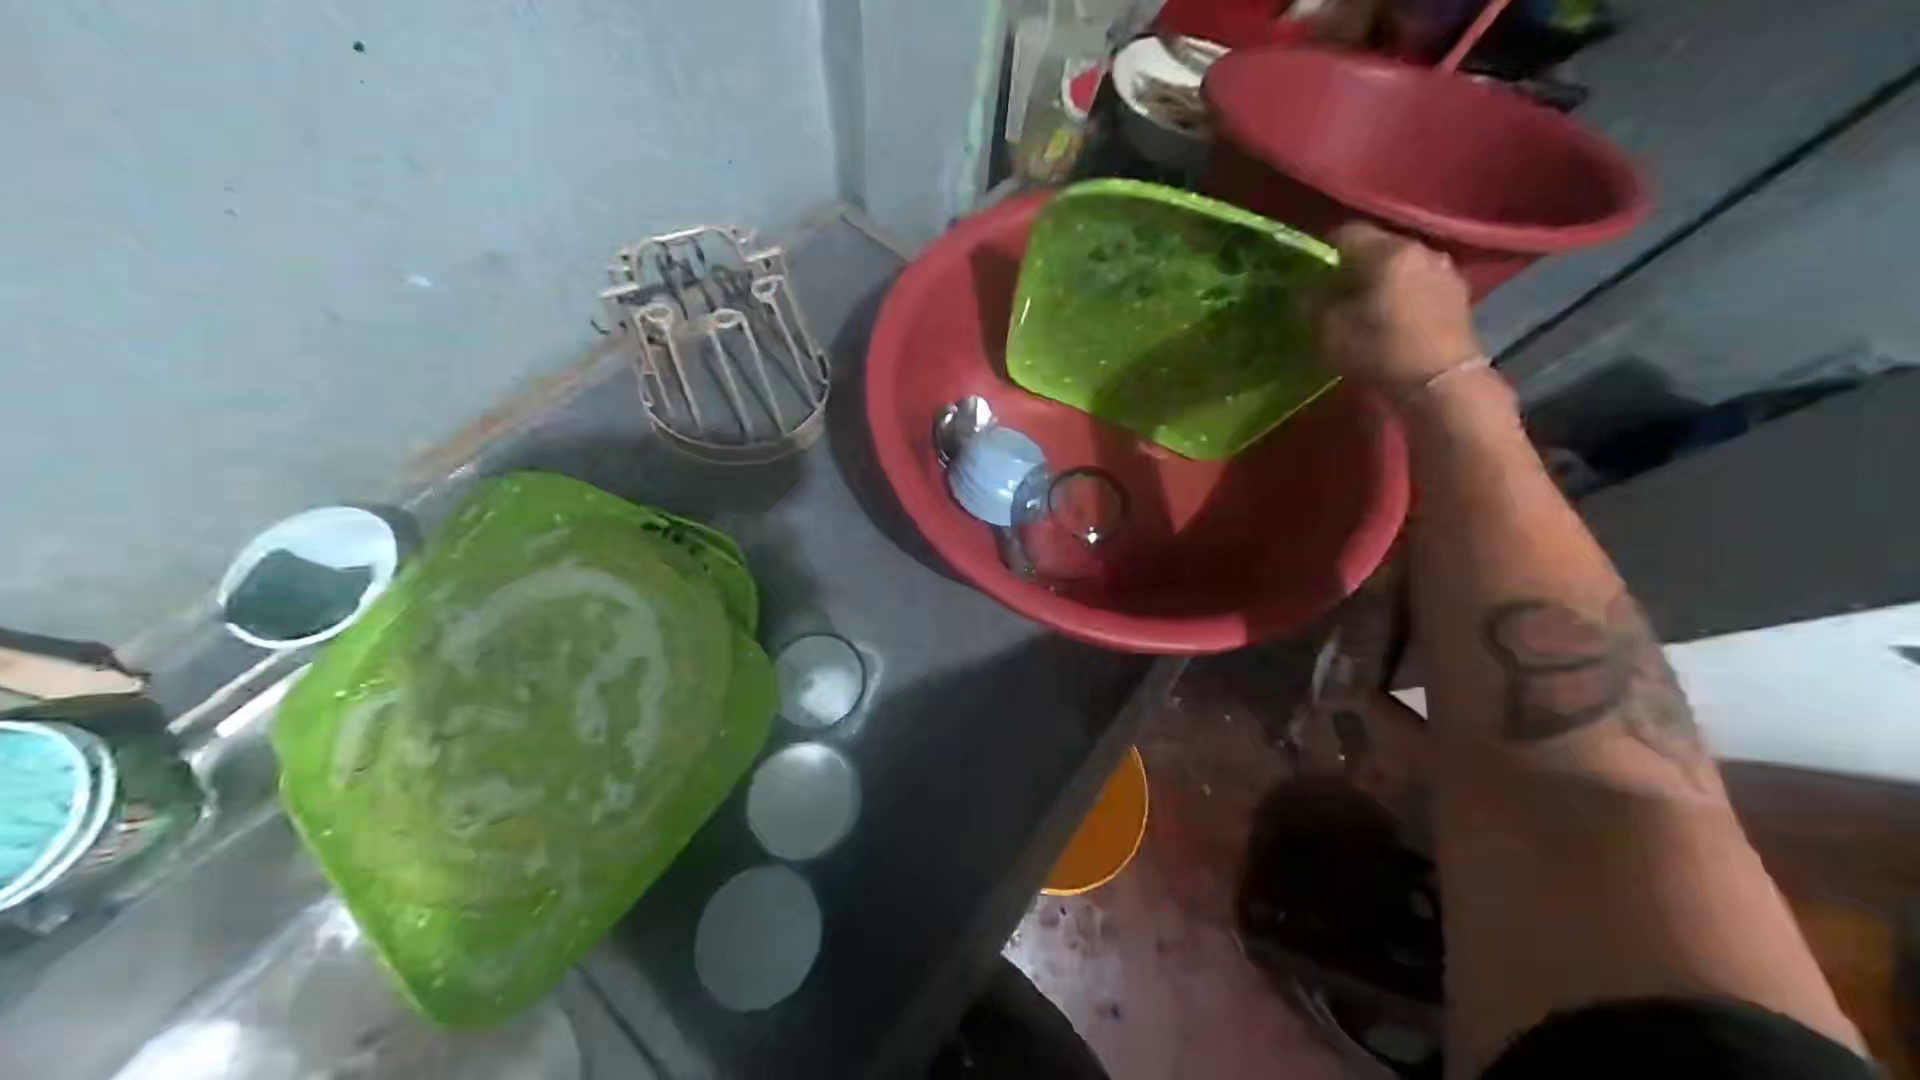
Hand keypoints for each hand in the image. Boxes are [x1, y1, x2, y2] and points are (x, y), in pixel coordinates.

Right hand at [1316, 223, 1482, 389]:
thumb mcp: (1330, 331)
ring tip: (1365, 307)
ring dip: (1381, 280)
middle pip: (1378, 247)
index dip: (1323, 248)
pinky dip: (1403, 294)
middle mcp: (1419, 250)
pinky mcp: (1458, 294)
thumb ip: (1313, 303)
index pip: (1347, 232)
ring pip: (1400, 265)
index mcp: (1386, 252)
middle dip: (1354, 265)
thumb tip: (1307, 290)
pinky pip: (1420, 283)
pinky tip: (1393, 318)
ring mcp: (1444, 269)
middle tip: (1335, 292)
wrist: (1439, 381)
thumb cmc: (1378, 350)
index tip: (1311, 271)